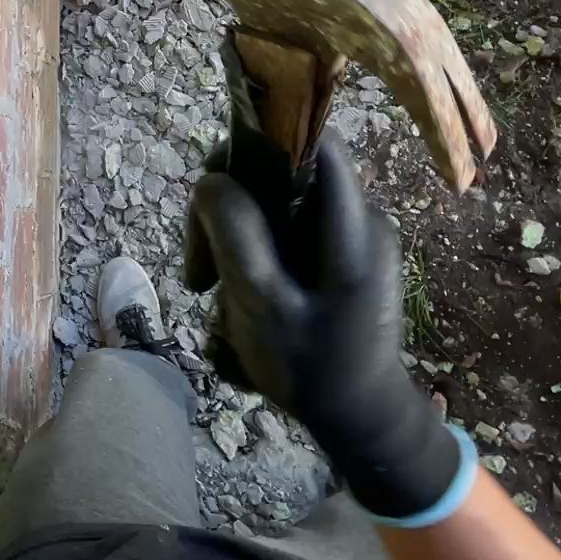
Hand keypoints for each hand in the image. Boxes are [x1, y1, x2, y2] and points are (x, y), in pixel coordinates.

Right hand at [185, 135, 462, 519]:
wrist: (361, 423)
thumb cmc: (312, 368)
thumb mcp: (262, 305)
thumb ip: (235, 234)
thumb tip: (211, 178)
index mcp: (351, 225)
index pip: (314, 141)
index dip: (262, 138)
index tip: (218, 176)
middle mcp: (356, 217)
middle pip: (280, 171)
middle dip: (228, 203)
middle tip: (199, 264)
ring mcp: (347, 234)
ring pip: (273, 200)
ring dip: (230, 232)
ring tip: (209, 285)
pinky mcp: (335, 252)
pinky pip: (281, 226)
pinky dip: (248, 247)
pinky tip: (233, 288)